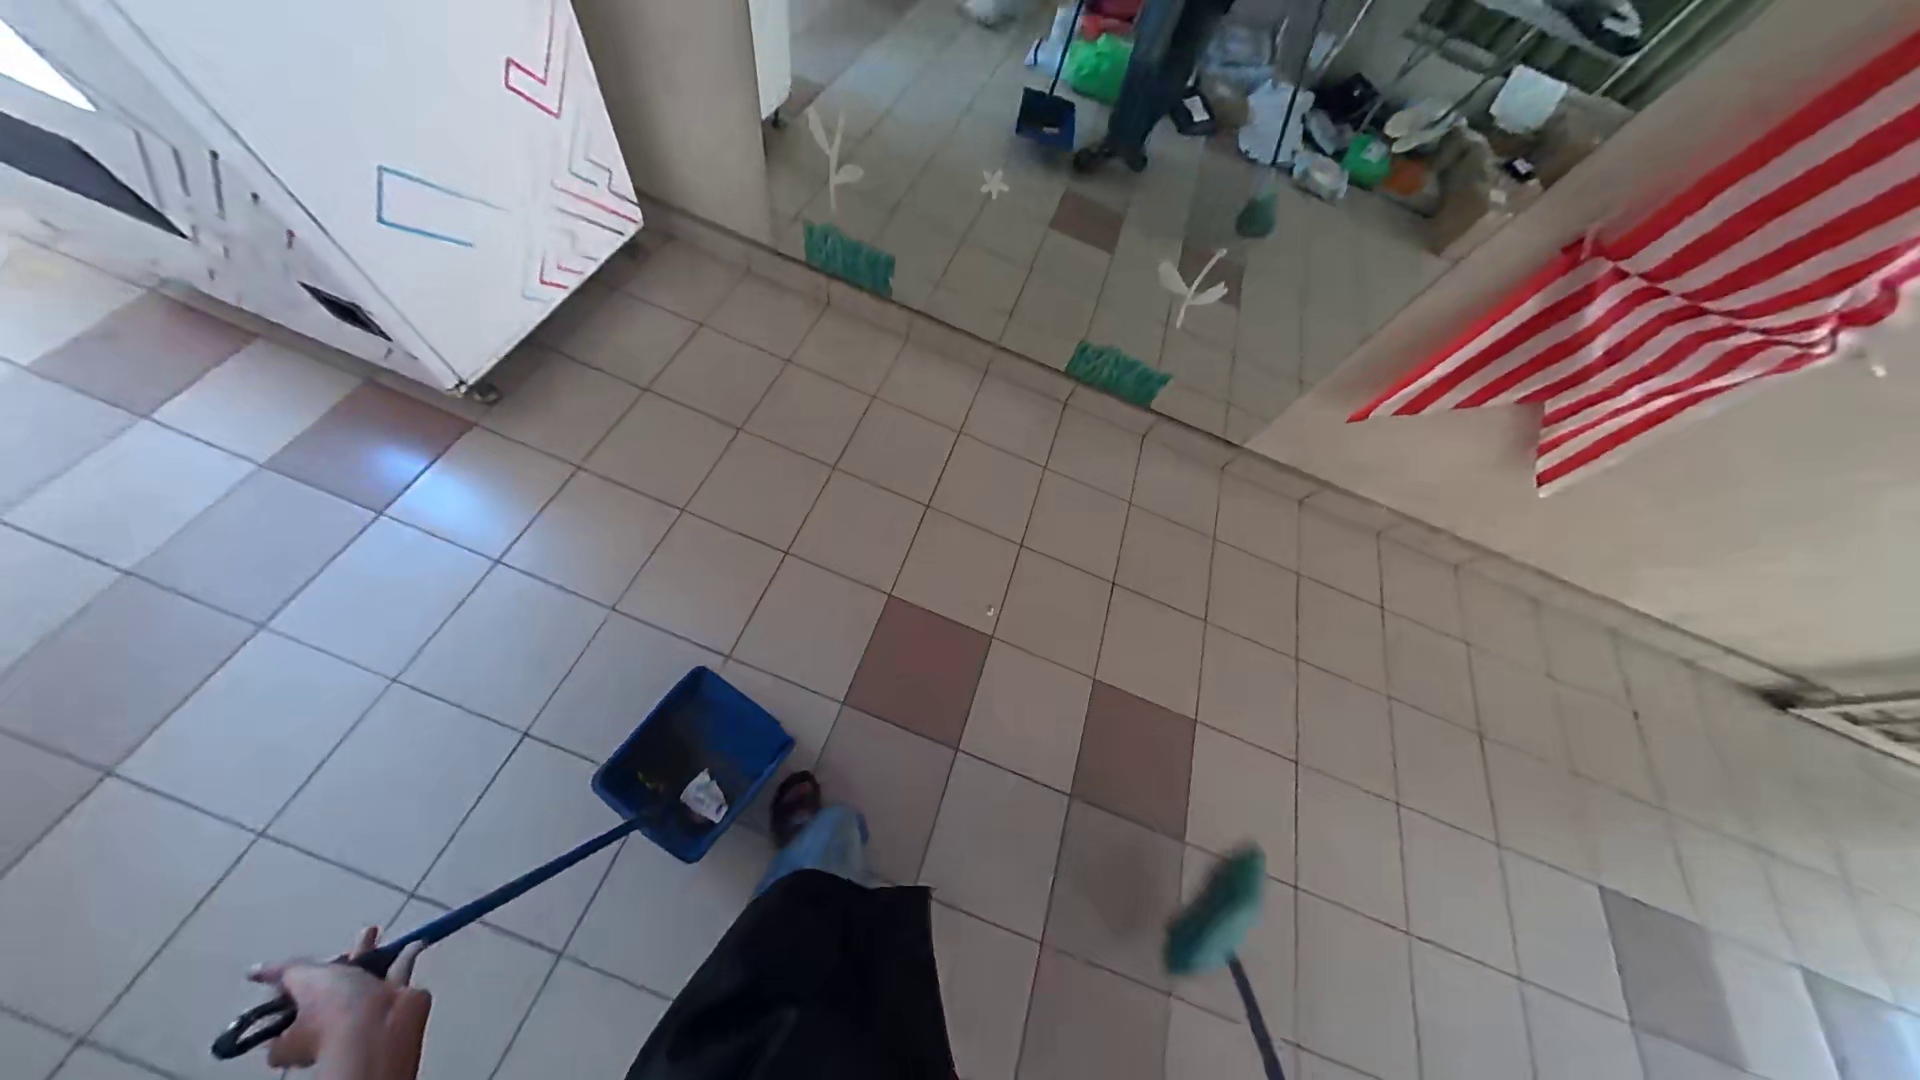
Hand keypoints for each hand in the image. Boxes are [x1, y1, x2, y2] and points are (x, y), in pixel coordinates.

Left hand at [247, 927, 430, 1079]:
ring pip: (362, 980)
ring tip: (376, 931)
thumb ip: (286, 972)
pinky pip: (394, 975)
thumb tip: (255, 971)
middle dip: (342, 960)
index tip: (307, 967)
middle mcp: (323, 1029)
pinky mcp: (390, 1003)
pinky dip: (401, 957)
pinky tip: (410, 942)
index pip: (285, 1011)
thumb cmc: (335, 1009)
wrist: (384, 1022)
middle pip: (329, 990)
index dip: (294, 987)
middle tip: (354, 939)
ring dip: (370, 955)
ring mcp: (359, 1016)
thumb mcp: (306, 982)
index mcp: (290, 1036)